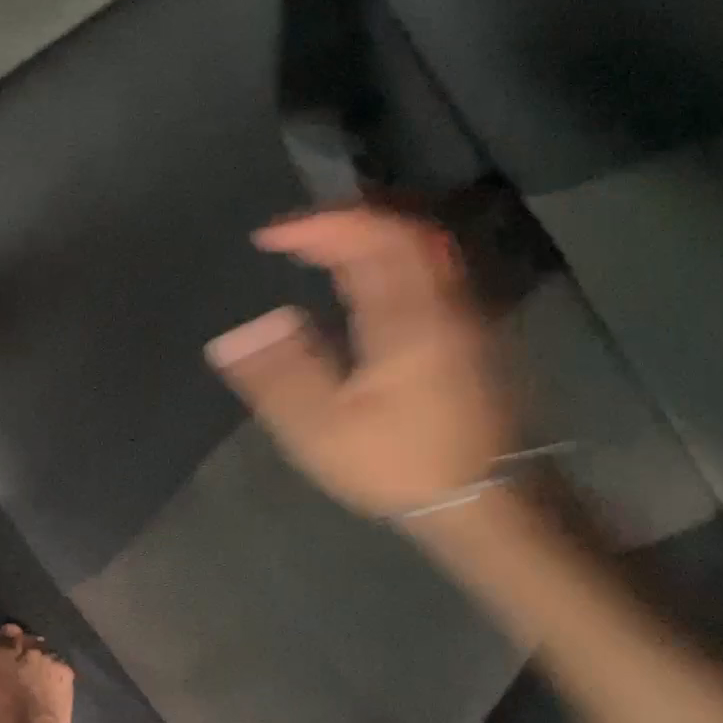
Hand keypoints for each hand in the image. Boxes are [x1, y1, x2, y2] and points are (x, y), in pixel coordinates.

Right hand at [205, 207, 515, 518]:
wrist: (485, 502)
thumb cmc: (399, 463)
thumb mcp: (323, 429)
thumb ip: (279, 376)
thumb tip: (237, 332)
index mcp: (408, 320)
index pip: (371, 240)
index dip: (319, 225)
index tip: (268, 236)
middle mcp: (444, 306)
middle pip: (403, 232)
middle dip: (344, 220)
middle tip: (293, 232)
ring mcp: (464, 319)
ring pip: (420, 250)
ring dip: (367, 236)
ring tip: (317, 248)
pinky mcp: (468, 336)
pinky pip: (427, 271)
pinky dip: (385, 259)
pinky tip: (358, 281)